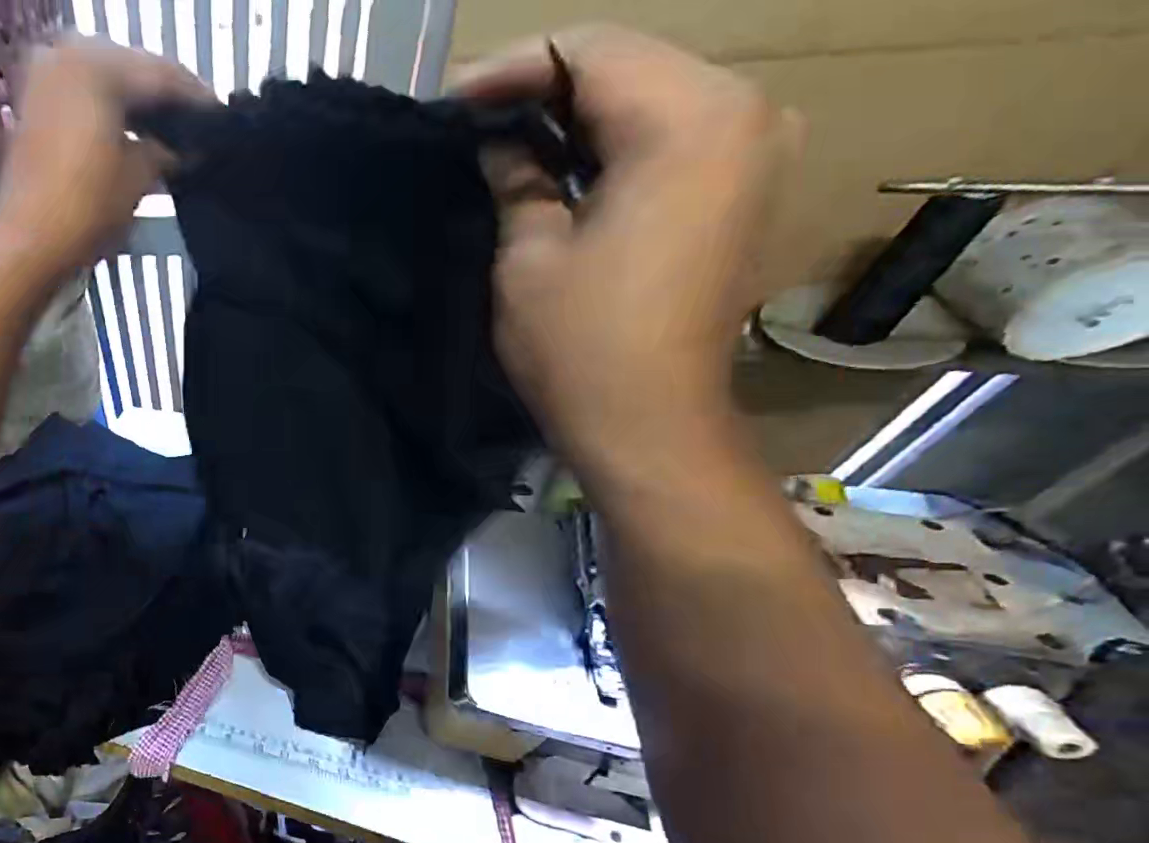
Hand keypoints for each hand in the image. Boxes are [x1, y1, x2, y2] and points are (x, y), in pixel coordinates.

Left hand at [0, 37, 209, 278]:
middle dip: (165, 101)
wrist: (29, 245)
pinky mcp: (36, 109)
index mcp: (96, 64)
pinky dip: (112, 116)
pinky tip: (136, 139)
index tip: (221, 119)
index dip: (196, 98)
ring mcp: (46, 81)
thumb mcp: (139, 176)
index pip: (161, 72)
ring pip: (108, 85)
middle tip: (198, 128)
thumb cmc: (87, 208)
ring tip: (172, 137)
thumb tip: (189, 147)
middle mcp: (67, 58)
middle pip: (132, 71)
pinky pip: (86, 100)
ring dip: (139, 109)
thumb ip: (167, 150)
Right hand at [455, 26, 800, 471]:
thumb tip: (499, 144)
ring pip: (652, 97)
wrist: (651, 424)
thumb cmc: (582, 345)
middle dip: (544, 87)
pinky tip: (563, 165)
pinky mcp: (744, 190)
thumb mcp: (528, 256)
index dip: (512, 69)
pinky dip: (615, 143)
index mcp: (690, 120)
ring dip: (578, 115)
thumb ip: (516, 179)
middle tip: (474, 119)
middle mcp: (744, 112)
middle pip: (630, 65)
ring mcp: (755, 150)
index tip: (452, 101)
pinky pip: (673, 137)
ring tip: (509, 139)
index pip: (591, 52)